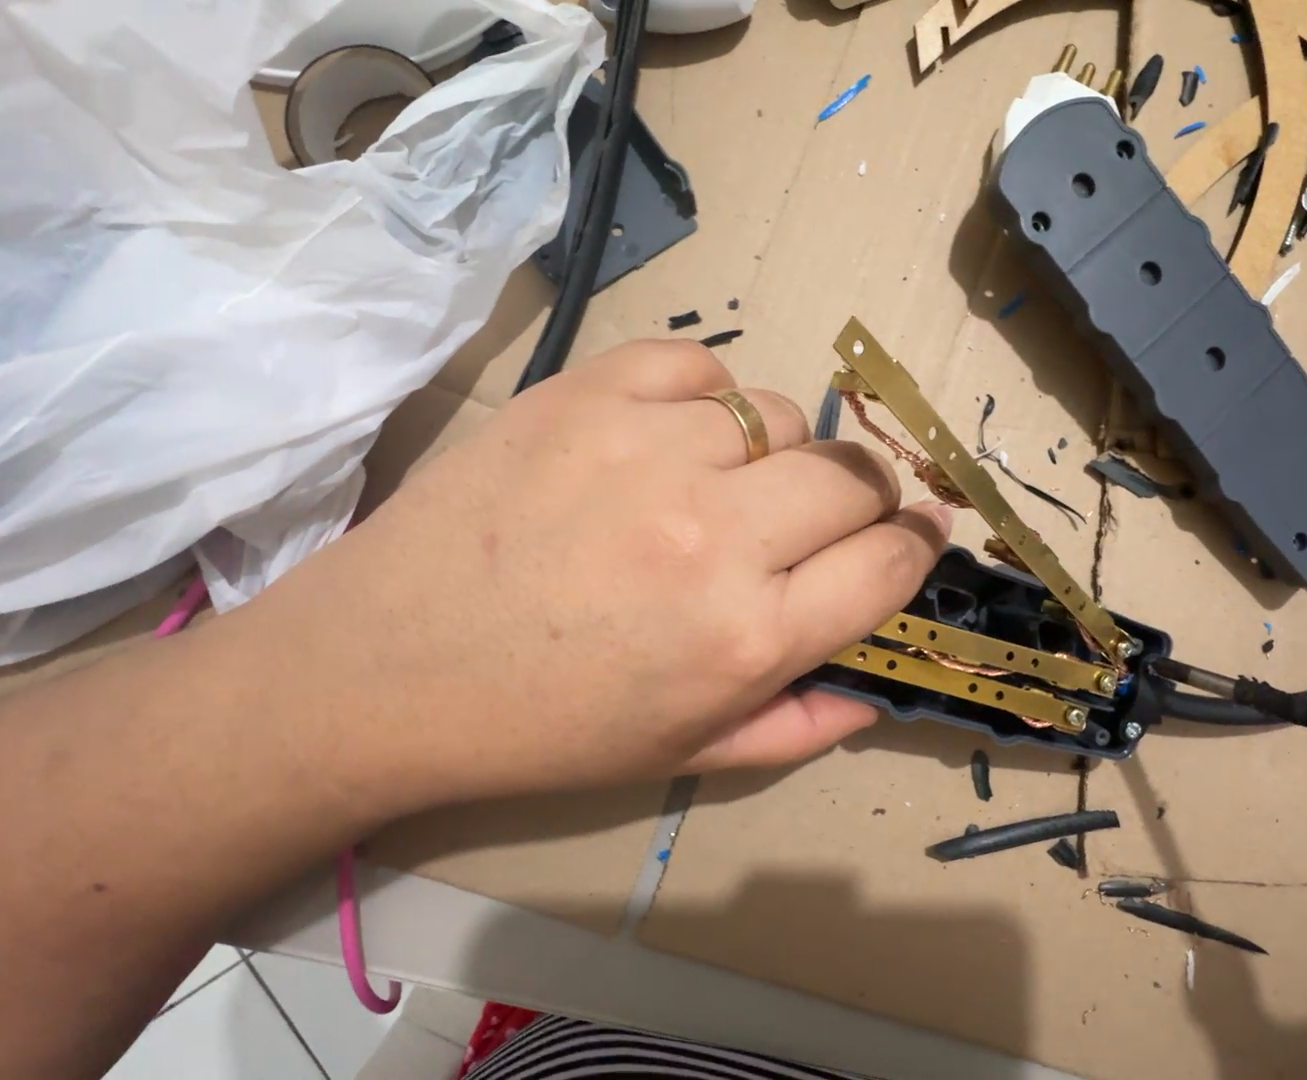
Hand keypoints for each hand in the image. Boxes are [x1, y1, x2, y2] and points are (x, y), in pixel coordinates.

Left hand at [247, 340, 950, 806]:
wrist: (384, 669)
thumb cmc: (545, 727)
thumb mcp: (685, 752)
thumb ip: (799, 724)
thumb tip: (880, 689)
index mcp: (748, 636)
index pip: (889, 562)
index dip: (920, 544)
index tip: (921, 532)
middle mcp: (716, 535)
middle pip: (853, 479)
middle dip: (863, 500)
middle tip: (826, 517)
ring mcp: (649, 452)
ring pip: (778, 416)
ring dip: (774, 454)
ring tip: (725, 484)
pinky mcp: (585, 396)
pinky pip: (697, 365)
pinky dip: (705, 396)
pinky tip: (675, 435)